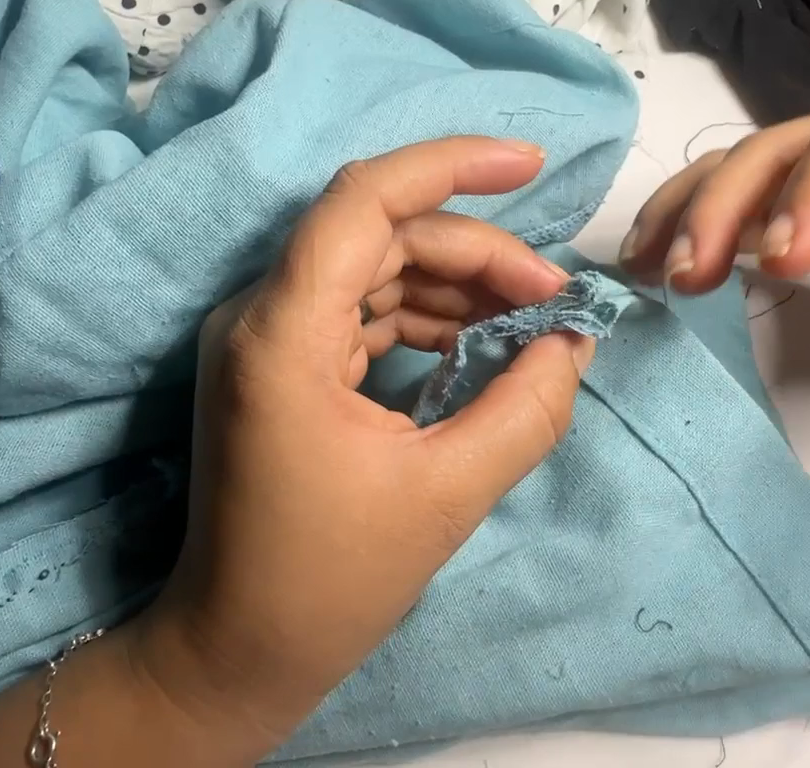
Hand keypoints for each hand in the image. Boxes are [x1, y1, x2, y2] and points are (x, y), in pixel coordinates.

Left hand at [131, 137, 595, 754]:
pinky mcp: (281, 357)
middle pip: (382, 234)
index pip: (363, 200)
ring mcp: (266, 333)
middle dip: (476, 253)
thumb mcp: (449, 495)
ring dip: (455, 282)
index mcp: (282, 333)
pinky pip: (362, 305)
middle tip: (553, 299)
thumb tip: (572, 342)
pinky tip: (477, 338)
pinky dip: (424, 312)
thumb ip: (527, 408)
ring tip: (528, 319)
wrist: (237, 645)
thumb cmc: (331, 582)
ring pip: (376, 265)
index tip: (531, 165)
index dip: (450, 165)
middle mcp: (261, 312)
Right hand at [620, 76, 809, 366]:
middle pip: (783, 145)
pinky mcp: (804, 209)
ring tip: (648, 268)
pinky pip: (729, 204)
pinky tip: (648, 263)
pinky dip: (684, 225)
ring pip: (738, 167)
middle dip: (729, 204)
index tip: (779, 262)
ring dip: (686, 212)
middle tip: (689, 275)